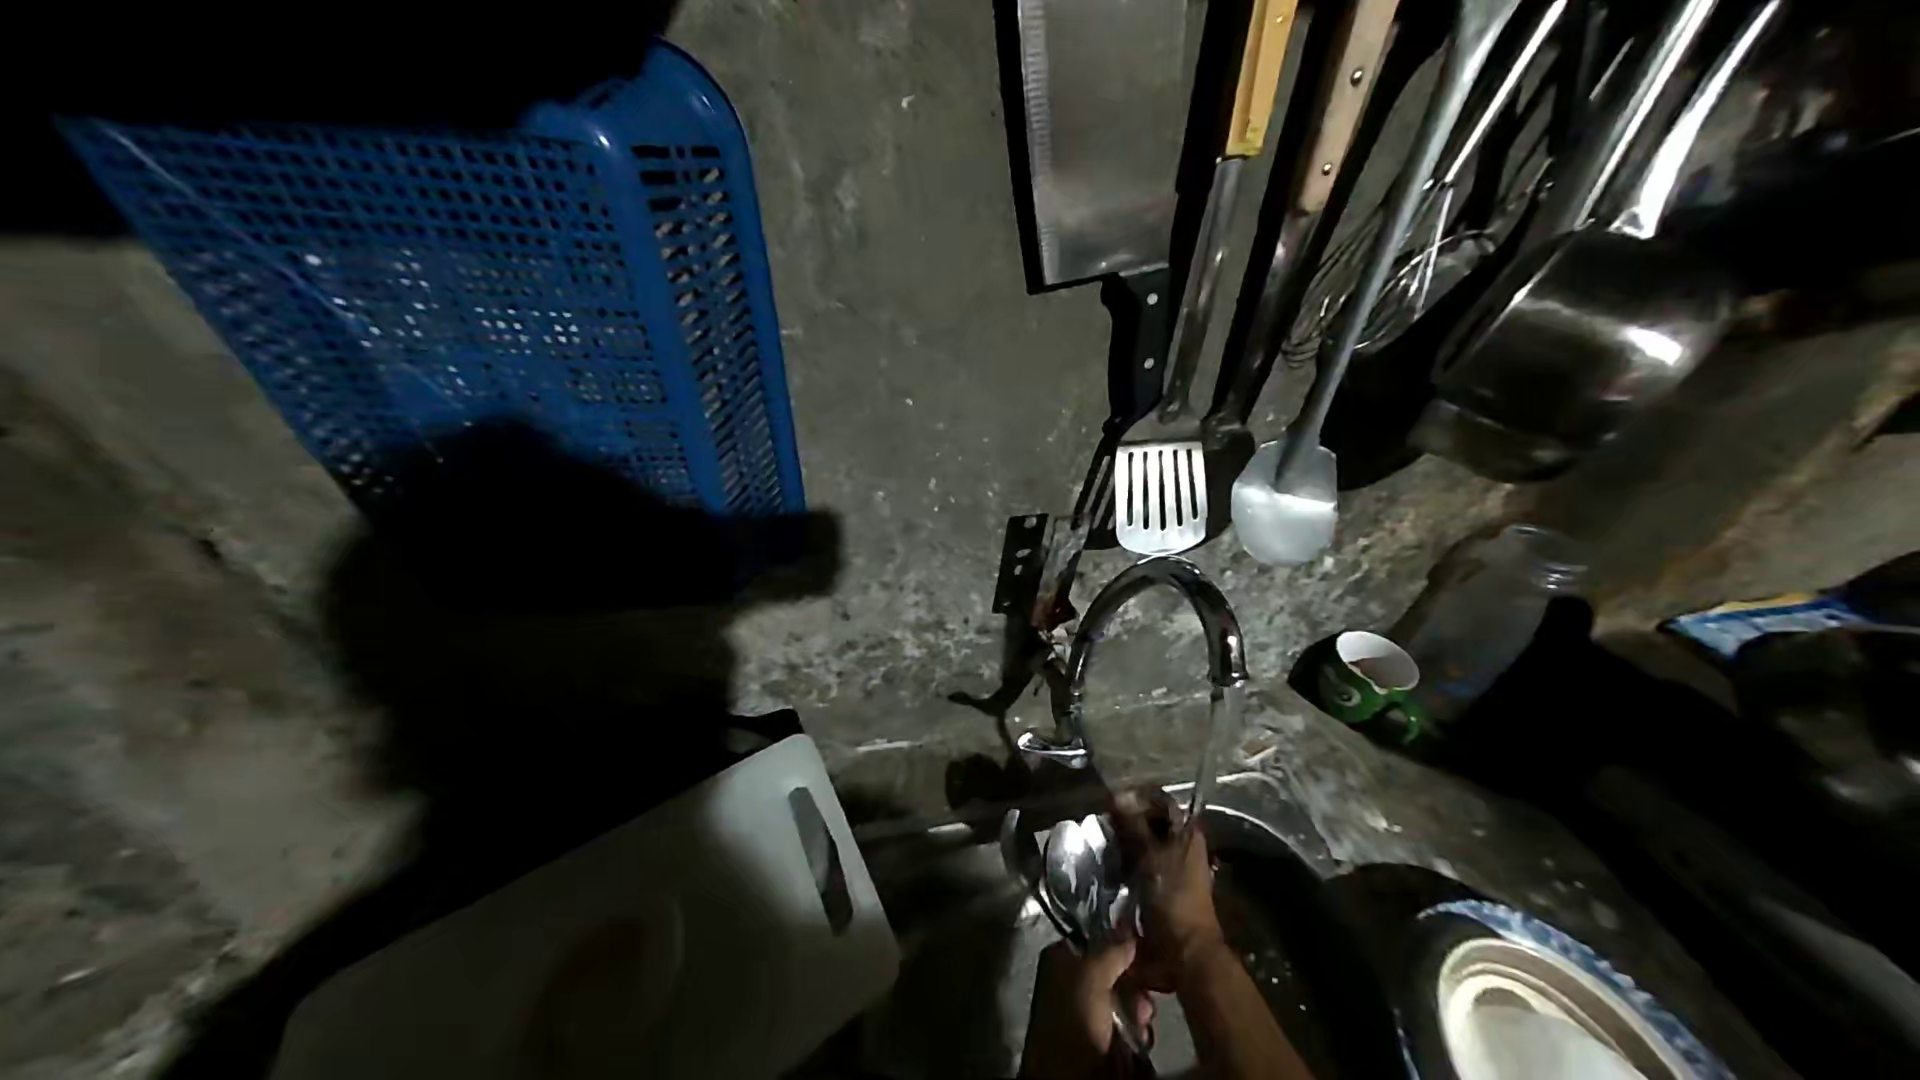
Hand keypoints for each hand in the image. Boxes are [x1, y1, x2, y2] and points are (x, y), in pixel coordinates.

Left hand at [1020, 939, 1152, 1079]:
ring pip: (1125, 997)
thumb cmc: (1073, 1017)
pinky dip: (1137, 1028)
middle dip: (1135, 980)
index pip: (1096, 937)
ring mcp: (1088, 1010)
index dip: (1120, 942)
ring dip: (1139, 1007)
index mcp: (1061, 957)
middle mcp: (1073, 979)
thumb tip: (1130, 930)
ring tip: (1142, 1019)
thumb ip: (1112, 951)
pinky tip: (1141, 1035)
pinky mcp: (1102, 1038)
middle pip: (1114, 969)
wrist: (1068, 1078)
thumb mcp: (1091, 976)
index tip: (1145, 947)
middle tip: (1148, 991)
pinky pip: (1127, 1024)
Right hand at [1113, 788, 1226, 988]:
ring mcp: (1174, 863)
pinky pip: (1142, 860)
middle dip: (1128, 818)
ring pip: (1145, 839)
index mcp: (1187, 832)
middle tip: (1103, 821)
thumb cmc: (1172, 896)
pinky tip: (1110, 862)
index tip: (1113, 799)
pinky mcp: (1164, 881)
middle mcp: (1183, 843)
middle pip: (1153, 819)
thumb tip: (1116, 794)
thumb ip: (1133, 824)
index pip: (1162, 800)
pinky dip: (1127, 858)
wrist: (1185, 949)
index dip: (1139, 796)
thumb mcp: (1151, 856)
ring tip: (1103, 841)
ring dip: (1125, 839)